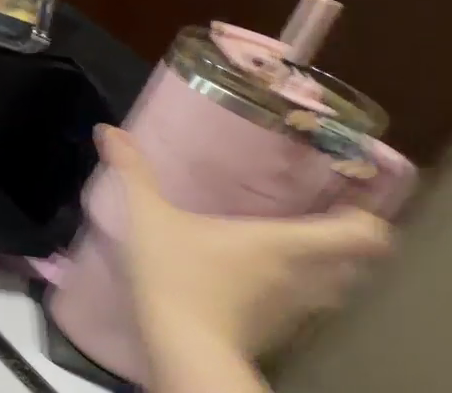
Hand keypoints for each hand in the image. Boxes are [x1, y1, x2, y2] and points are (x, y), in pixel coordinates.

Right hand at [98, 125, 393, 361]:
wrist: (185, 343)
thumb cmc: (174, 272)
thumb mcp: (146, 215)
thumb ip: (132, 171)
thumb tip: (109, 130)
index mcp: (283, 243)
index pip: (360, 234)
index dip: (364, 219)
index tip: (346, 203)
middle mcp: (304, 275)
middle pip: (353, 262)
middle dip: (341, 244)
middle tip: (312, 222)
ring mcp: (296, 307)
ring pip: (333, 286)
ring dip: (323, 269)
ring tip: (290, 251)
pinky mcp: (281, 329)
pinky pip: (306, 305)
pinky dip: (297, 291)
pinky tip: (261, 282)